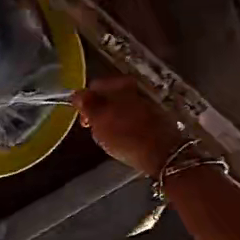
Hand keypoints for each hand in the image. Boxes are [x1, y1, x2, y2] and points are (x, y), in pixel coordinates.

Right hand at [71, 76, 186, 175]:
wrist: (162, 153)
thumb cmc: (125, 136)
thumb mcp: (99, 120)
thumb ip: (86, 104)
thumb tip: (76, 93)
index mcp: (120, 85)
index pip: (94, 87)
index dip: (84, 102)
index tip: (83, 120)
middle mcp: (134, 90)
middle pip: (108, 96)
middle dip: (98, 111)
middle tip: (94, 128)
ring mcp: (146, 104)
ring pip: (120, 107)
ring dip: (111, 119)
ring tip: (108, 136)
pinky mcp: (154, 118)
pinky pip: (131, 118)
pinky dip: (124, 126)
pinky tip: (123, 139)